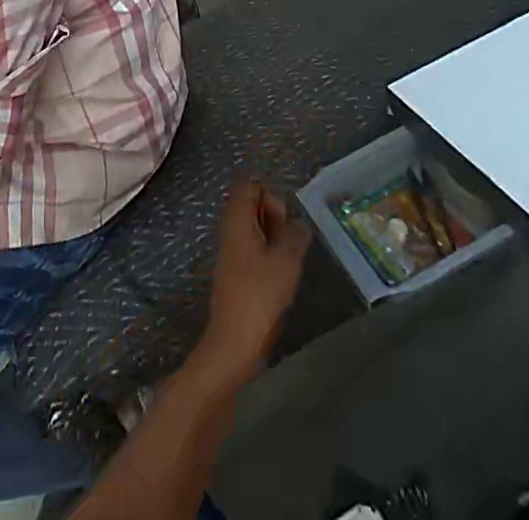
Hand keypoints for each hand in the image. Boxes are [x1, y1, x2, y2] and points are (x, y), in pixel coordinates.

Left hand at [196, 182, 310, 384]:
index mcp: (237, 220)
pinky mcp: (236, 271)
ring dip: (276, 237)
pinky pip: (255, 248)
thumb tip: (297, 224)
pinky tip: (281, 276)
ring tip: (288, 260)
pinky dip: (270, 254)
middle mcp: (230, 230)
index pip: (248, 186)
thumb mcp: (287, 259)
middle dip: (276, 216)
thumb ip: (295, 233)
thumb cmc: (260, 295)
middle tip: (288, 241)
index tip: (284, 220)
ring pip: (256, 228)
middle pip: (252, 205)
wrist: (235, 341)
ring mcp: (232, 251)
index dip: (270, 196)